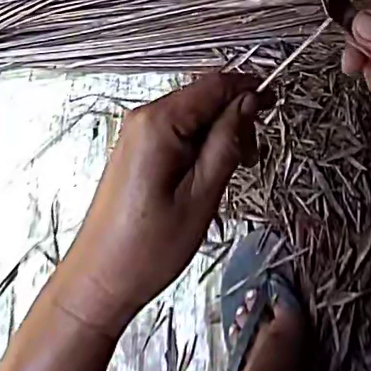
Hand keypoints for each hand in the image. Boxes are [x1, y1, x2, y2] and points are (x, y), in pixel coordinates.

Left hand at [51, 73, 268, 334]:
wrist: (97, 286)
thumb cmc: (147, 249)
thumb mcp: (201, 195)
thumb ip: (227, 141)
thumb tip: (248, 101)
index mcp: (159, 122)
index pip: (214, 84)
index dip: (248, 88)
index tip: (274, 101)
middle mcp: (145, 117)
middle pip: (204, 96)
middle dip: (235, 116)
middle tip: (252, 154)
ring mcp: (138, 131)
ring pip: (194, 113)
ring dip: (221, 131)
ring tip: (235, 168)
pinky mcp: (138, 148)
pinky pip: (180, 129)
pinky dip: (202, 142)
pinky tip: (211, 170)